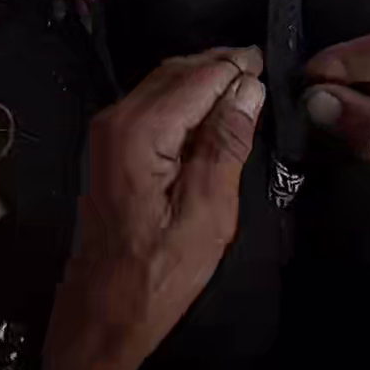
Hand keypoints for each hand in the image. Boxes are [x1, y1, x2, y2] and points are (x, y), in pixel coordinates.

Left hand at [42, 47, 265, 369]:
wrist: (101, 307)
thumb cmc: (158, 274)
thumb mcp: (207, 215)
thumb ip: (226, 145)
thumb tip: (247, 90)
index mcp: (140, 133)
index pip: (197, 79)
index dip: (234, 67)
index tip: (269, 62)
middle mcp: (116, 118)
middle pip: (174, 72)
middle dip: (218, 66)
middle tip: (260, 71)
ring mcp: (107, 129)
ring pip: (161, 83)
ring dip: (201, 80)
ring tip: (243, 88)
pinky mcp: (109, 143)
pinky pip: (151, 104)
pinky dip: (183, 100)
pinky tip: (210, 112)